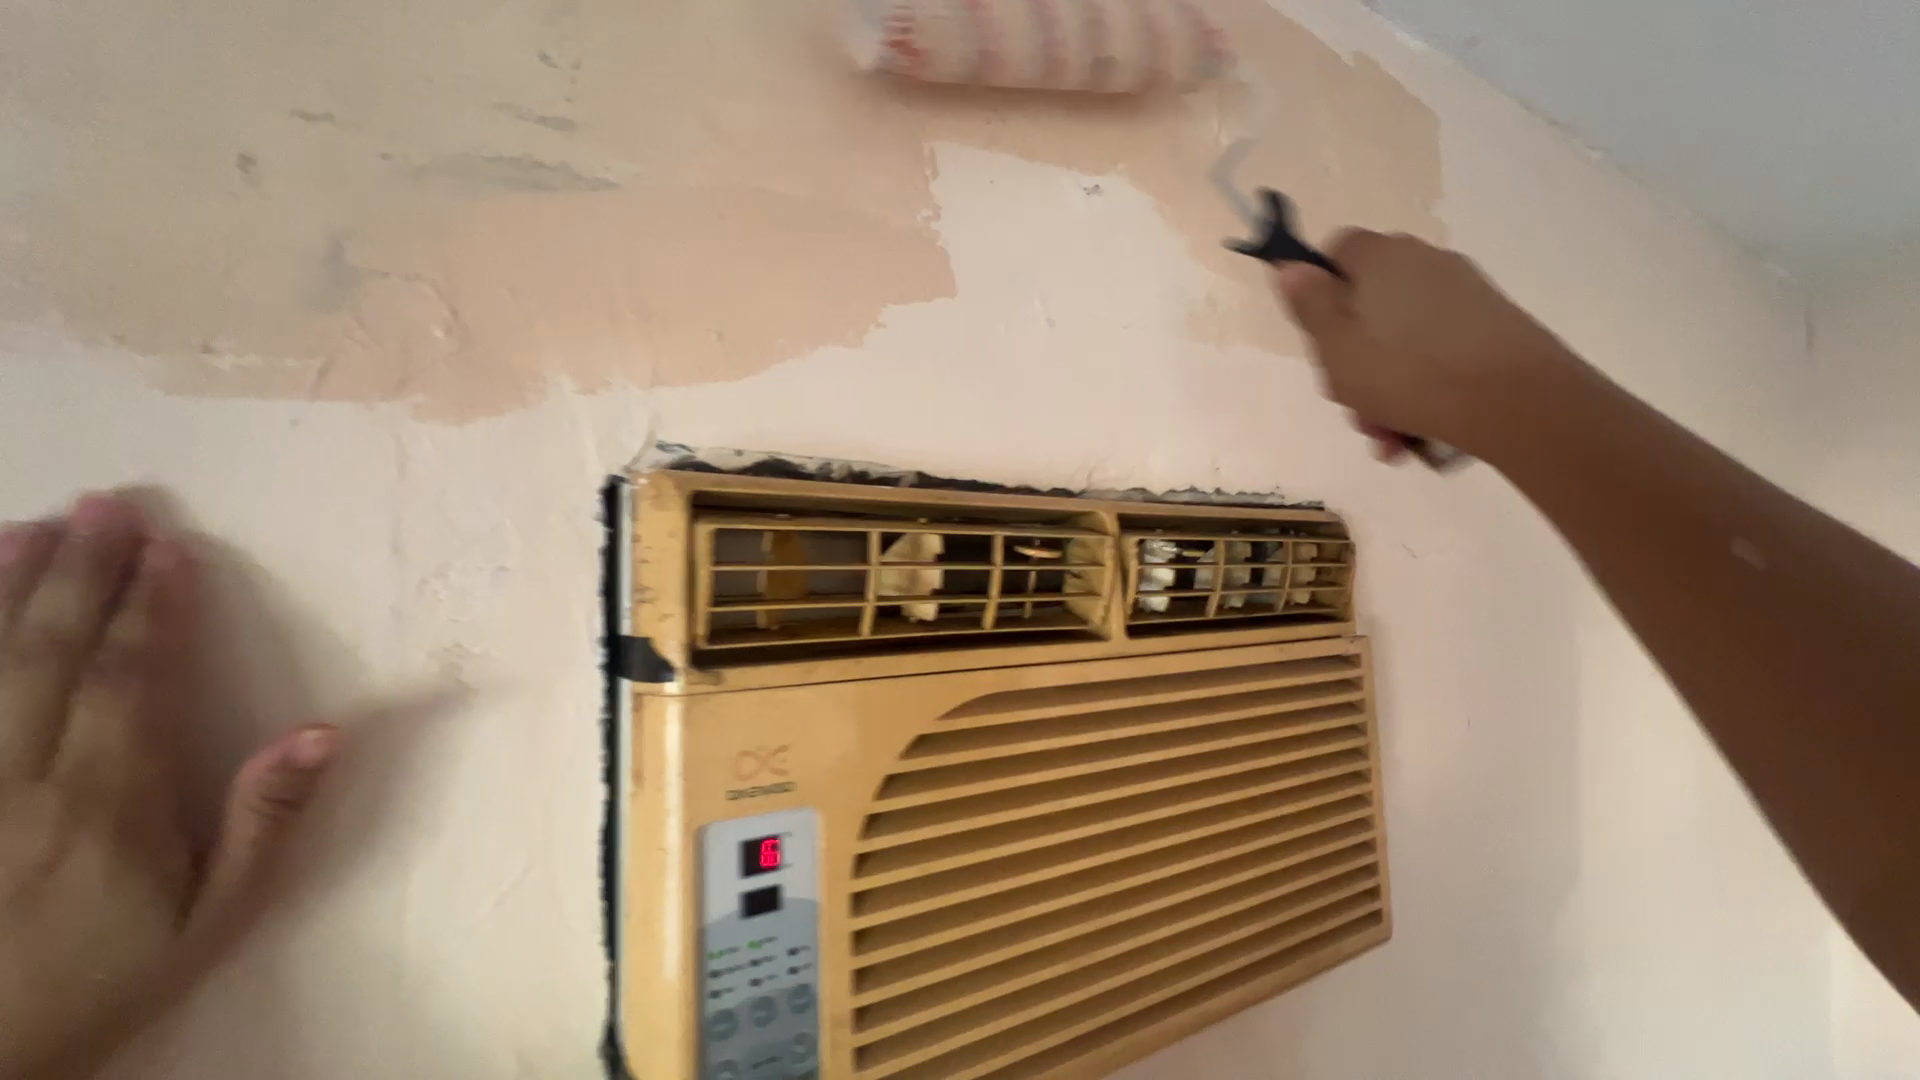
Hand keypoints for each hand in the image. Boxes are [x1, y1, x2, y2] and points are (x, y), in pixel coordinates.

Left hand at [0, 493, 339, 1078]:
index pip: (130, 682)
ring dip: (1, 592)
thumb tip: (319, 733)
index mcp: (106, 805)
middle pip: (45, 657)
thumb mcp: (218, 914)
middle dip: (79, 573)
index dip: (152, 610)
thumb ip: (264, 822)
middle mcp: (18, 784)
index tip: (173, 549)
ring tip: (30, 527)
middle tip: (106, 504)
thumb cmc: (114, 972)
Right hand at [1272, 230, 1583, 461]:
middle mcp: (1424, 263)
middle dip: (1349, 356)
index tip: (1315, 334)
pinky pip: (1433, 355)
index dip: (1317, 290)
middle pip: (1366, 304)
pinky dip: (1417, 388)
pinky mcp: (1489, 327)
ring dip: (1380, 386)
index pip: (1337, 251)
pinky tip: (1411, 432)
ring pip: (1397, 338)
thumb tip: (1291, 266)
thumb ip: (1309, 304)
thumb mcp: (1334, 345)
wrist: (1516, 402)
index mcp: (1382, 258)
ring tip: (1383, 433)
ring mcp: (1462, 295)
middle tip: (1346, 397)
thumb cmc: (1406, 373)